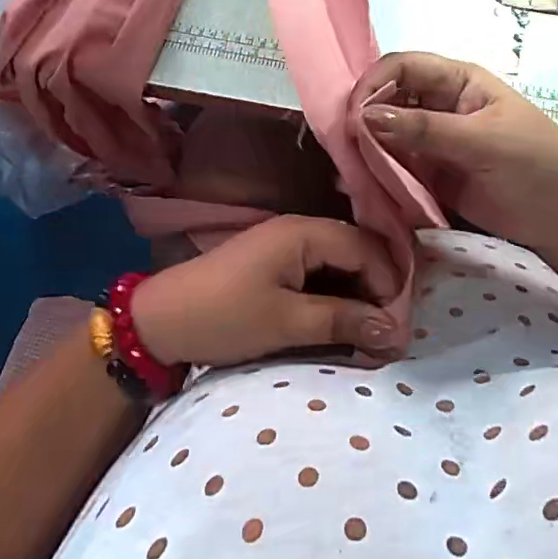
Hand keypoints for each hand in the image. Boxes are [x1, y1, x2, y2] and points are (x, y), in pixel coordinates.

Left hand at [131, 215, 404, 366]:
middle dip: (376, 287)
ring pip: (340, 261)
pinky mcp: (277, 261)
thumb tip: (394, 330)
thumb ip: (343, 320)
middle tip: (387, 331)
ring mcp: (288, 243)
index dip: (388, 284)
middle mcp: (301, 227)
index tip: (397, 326)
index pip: (367, 248)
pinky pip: (320, 270)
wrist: (160, 321)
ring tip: (368, 330)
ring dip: (357, 293)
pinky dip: (335, 293)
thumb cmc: (225, 317)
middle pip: (357, 249)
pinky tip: (341, 319)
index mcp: (305, 231)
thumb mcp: (287, 323)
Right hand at [351, 52, 557, 252]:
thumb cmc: (535, 164)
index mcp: (457, 81)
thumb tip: (365, 116)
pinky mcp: (431, 174)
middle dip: (365, 117)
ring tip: (348, 169)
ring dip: (367, 148)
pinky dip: (378, 173)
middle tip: (343, 145)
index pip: (404, 67)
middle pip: (389, 99)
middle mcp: (440, 105)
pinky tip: (362, 184)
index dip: (375, 83)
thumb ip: (425, 129)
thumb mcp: (482, 141)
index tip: (352, 113)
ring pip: (388, 134)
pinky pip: (396, 166)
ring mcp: (433, 140)